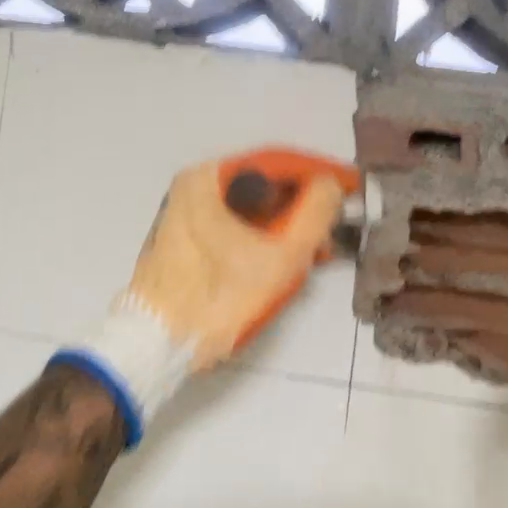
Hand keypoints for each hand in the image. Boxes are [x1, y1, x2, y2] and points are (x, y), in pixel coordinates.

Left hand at [51, 148, 357, 445]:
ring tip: (315, 252)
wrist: (156, 345)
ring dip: (284, 227)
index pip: (277, 162)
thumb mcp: (280, 257)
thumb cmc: (219, 297)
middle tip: (334, 226)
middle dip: (302, 206)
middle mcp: (192, 188)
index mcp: (208, 179)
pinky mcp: (183, 241)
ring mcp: (184, 215)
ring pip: (248, 210)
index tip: (351, 186)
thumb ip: (314, 214)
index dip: (319, 173)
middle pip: (262, 186)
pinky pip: (232, 228)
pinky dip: (260, 239)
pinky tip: (283, 262)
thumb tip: (329, 185)